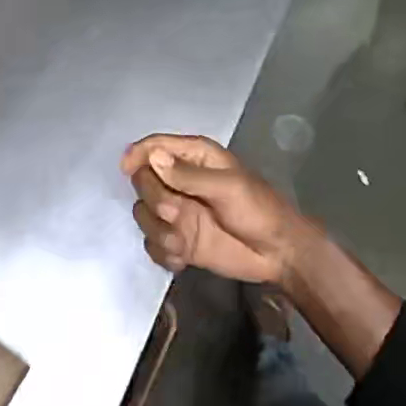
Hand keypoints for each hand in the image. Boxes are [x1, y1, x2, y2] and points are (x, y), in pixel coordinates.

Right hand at [120, 134, 310, 283]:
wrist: (279, 254)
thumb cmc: (258, 210)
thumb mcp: (228, 188)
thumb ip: (189, 176)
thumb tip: (153, 159)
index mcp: (193, 157)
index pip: (154, 147)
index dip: (138, 155)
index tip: (127, 169)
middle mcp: (179, 182)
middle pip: (143, 181)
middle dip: (154, 199)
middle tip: (175, 213)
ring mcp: (177, 212)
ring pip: (143, 214)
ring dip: (158, 230)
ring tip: (181, 242)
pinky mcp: (178, 240)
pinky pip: (152, 244)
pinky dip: (163, 253)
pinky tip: (183, 258)